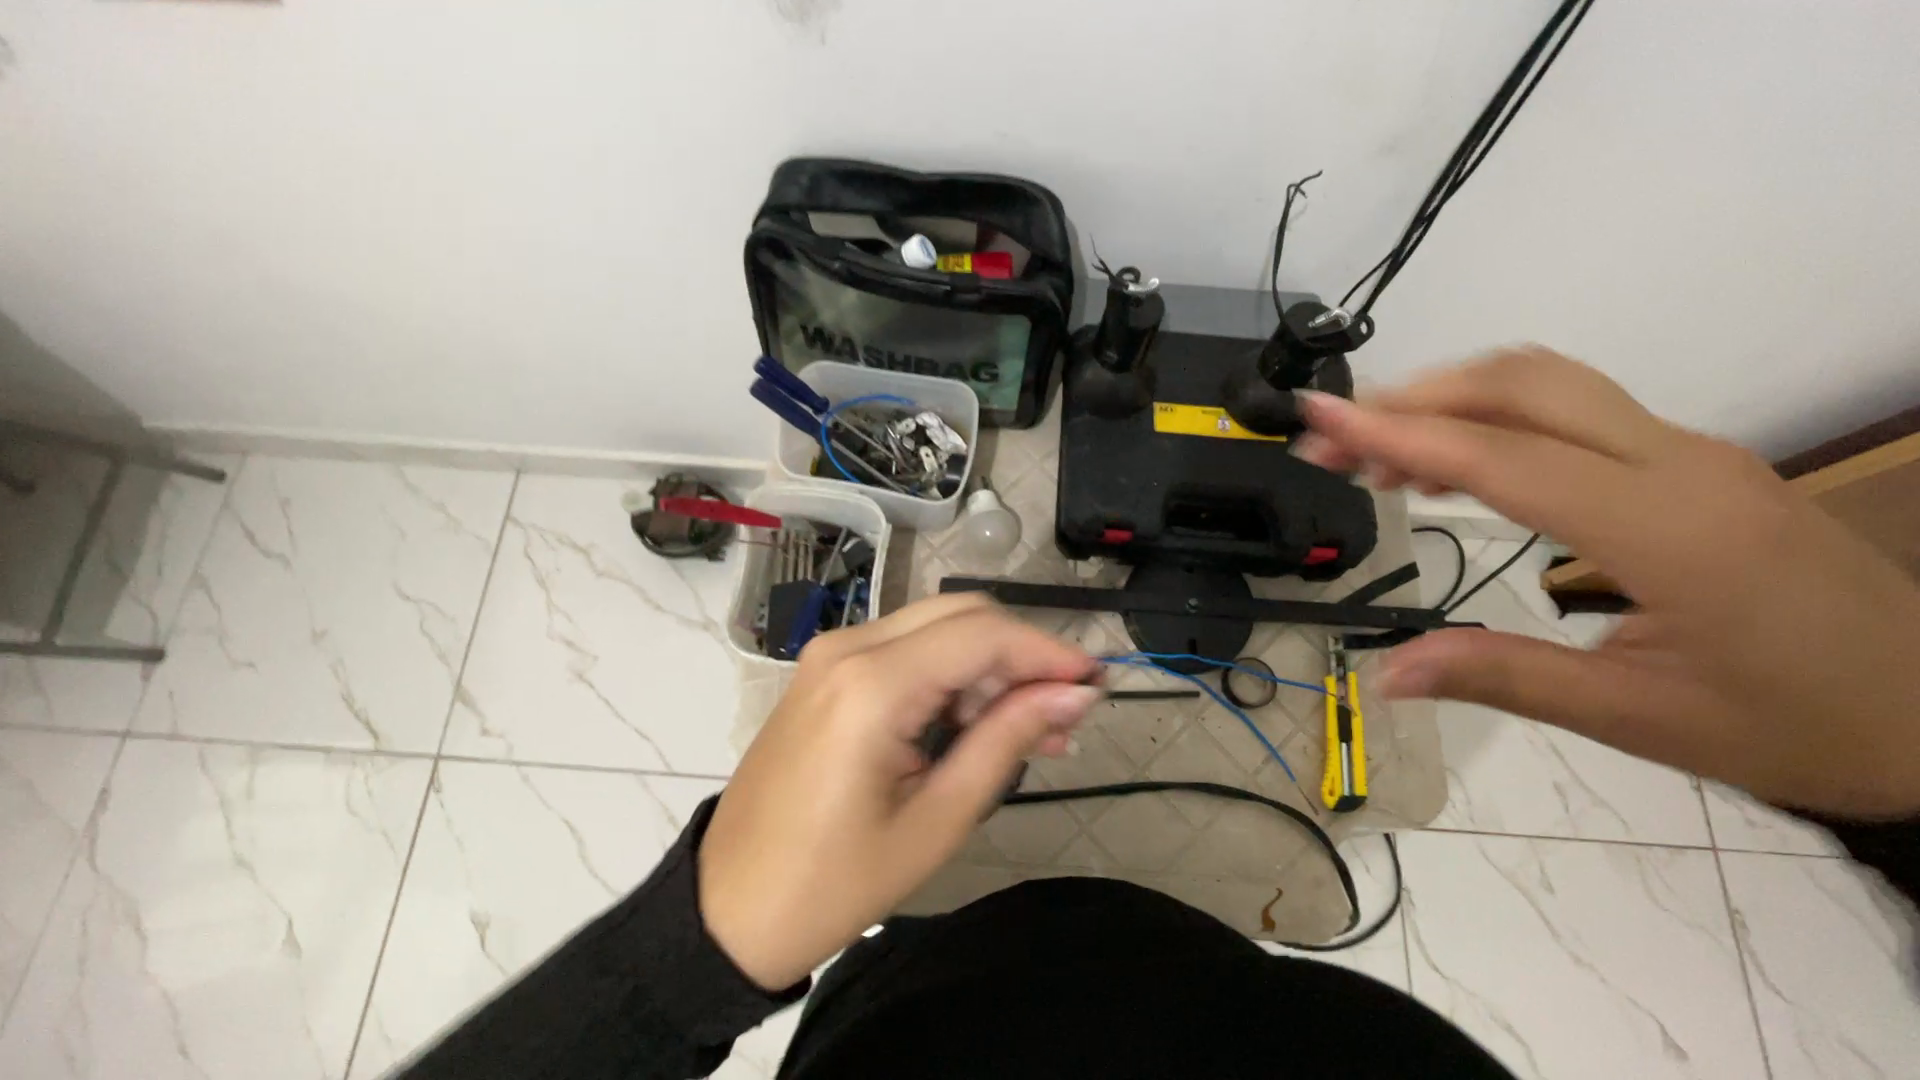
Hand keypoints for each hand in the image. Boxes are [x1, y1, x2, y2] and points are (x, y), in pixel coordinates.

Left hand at [698, 594, 1102, 989]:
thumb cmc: (834, 881)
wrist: (728, 907)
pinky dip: (950, 674)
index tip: (1096, 685)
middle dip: (1021, 655)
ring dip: (989, 665)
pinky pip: (905, 650)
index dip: (1049, 653)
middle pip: (962, 615)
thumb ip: (1007, 740)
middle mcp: (849, 648)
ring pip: (936, 628)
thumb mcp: (936, 819)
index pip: (984, 635)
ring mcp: (831, 655)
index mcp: (872, 685)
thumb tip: (1073, 694)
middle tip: (1064, 716)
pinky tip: (974, 723)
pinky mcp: (825, 672)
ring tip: (1030, 732)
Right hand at [1294, 347, 1919, 817]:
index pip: (1500, 457)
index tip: (1317, 417)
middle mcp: (1678, 464)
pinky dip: (1493, 422)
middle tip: (1334, 439)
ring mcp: (1691, 454)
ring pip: (1549, 388)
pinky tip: (1452, 467)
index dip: (1396, 432)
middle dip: (1415, 397)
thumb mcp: (1639, 718)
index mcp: (1666, 528)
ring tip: (1376, 455)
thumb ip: (1504, 677)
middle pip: (1525, 385)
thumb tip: (1385, 674)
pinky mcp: (1693, 464)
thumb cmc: (1801, 728)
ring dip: (1451, 402)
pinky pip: (1576, 416)